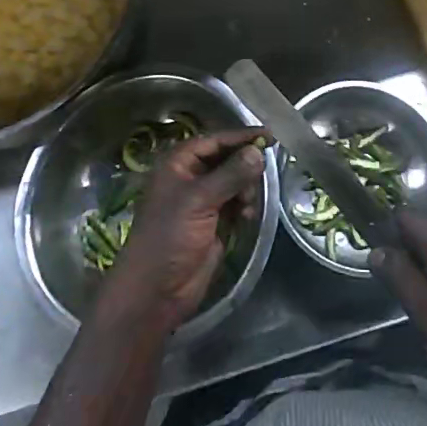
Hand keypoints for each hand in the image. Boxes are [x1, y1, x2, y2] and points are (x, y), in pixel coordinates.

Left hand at [103, 128, 267, 329]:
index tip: (269, 135)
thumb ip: (230, 175)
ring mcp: (202, 200)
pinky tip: (247, 217)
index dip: (240, 137)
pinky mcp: (213, 222)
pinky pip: (236, 203)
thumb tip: (257, 151)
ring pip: (234, 182)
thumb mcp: (199, 201)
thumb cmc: (169, 237)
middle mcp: (190, 177)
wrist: (157, 290)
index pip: (214, 140)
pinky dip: (244, 206)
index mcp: (178, 163)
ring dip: (246, 189)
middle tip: (260, 177)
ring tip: (248, 205)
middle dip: (244, 167)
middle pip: (226, 159)